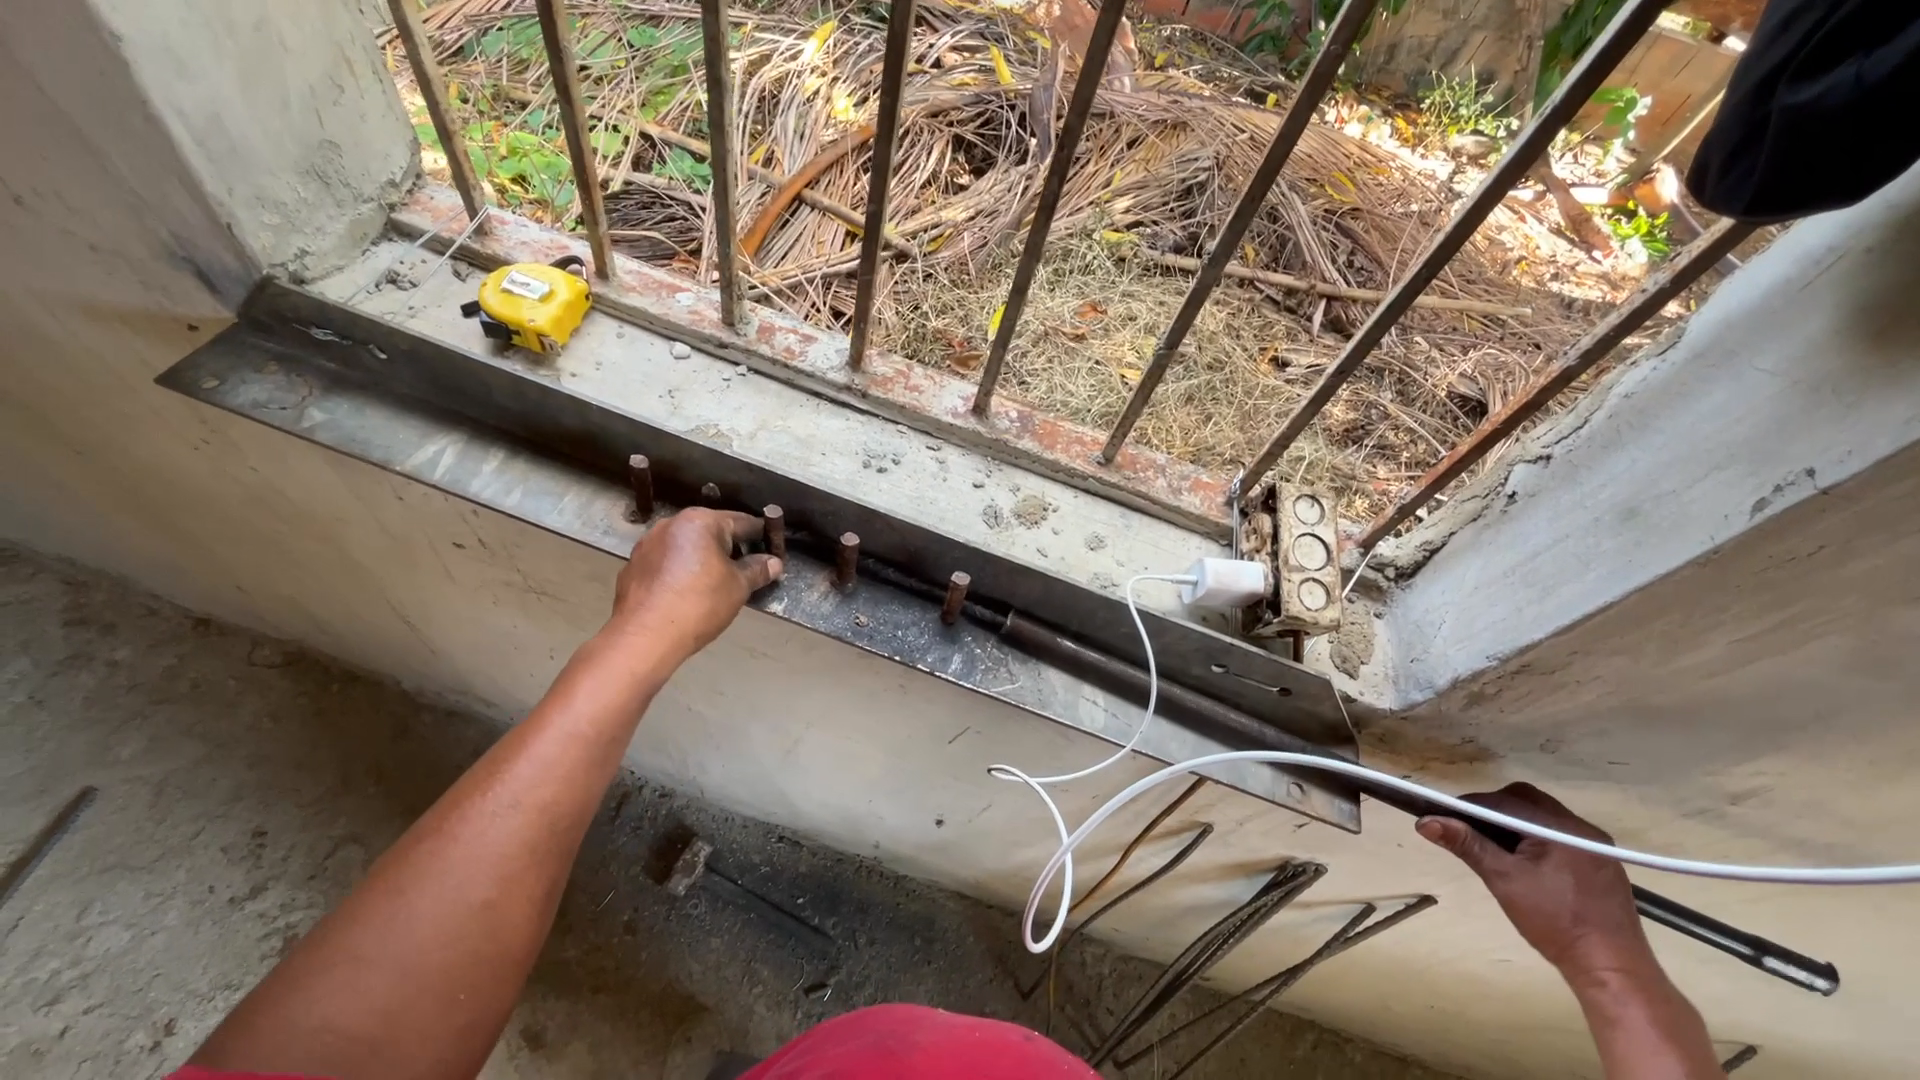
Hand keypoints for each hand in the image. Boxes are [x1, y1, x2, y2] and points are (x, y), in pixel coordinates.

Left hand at [608, 508, 782, 659]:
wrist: (645, 636)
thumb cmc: (699, 605)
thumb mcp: (738, 587)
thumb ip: (758, 570)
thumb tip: (774, 563)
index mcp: (701, 521)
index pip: (742, 523)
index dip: (762, 538)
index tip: (772, 552)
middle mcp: (671, 524)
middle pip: (712, 532)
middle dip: (730, 550)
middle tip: (745, 574)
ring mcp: (648, 543)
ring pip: (687, 546)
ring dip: (703, 560)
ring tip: (714, 587)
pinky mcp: (634, 564)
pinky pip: (667, 562)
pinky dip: (680, 572)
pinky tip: (686, 594)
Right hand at [1416, 782, 1651, 981]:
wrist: (1611, 967)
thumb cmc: (1553, 922)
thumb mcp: (1503, 880)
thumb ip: (1467, 844)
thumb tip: (1426, 822)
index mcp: (1558, 827)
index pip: (1503, 801)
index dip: (1470, 806)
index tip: (1445, 818)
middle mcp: (1581, 827)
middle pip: (1526, 800)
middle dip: (1493, 810)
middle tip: (1469, 830)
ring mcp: (1596, 845)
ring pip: (1543, 817)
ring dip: (1515, 824)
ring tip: (1494, 847)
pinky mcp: (1602, 863)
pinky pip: (1561, 836)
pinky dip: (1536, 838)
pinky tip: (1525, 862)